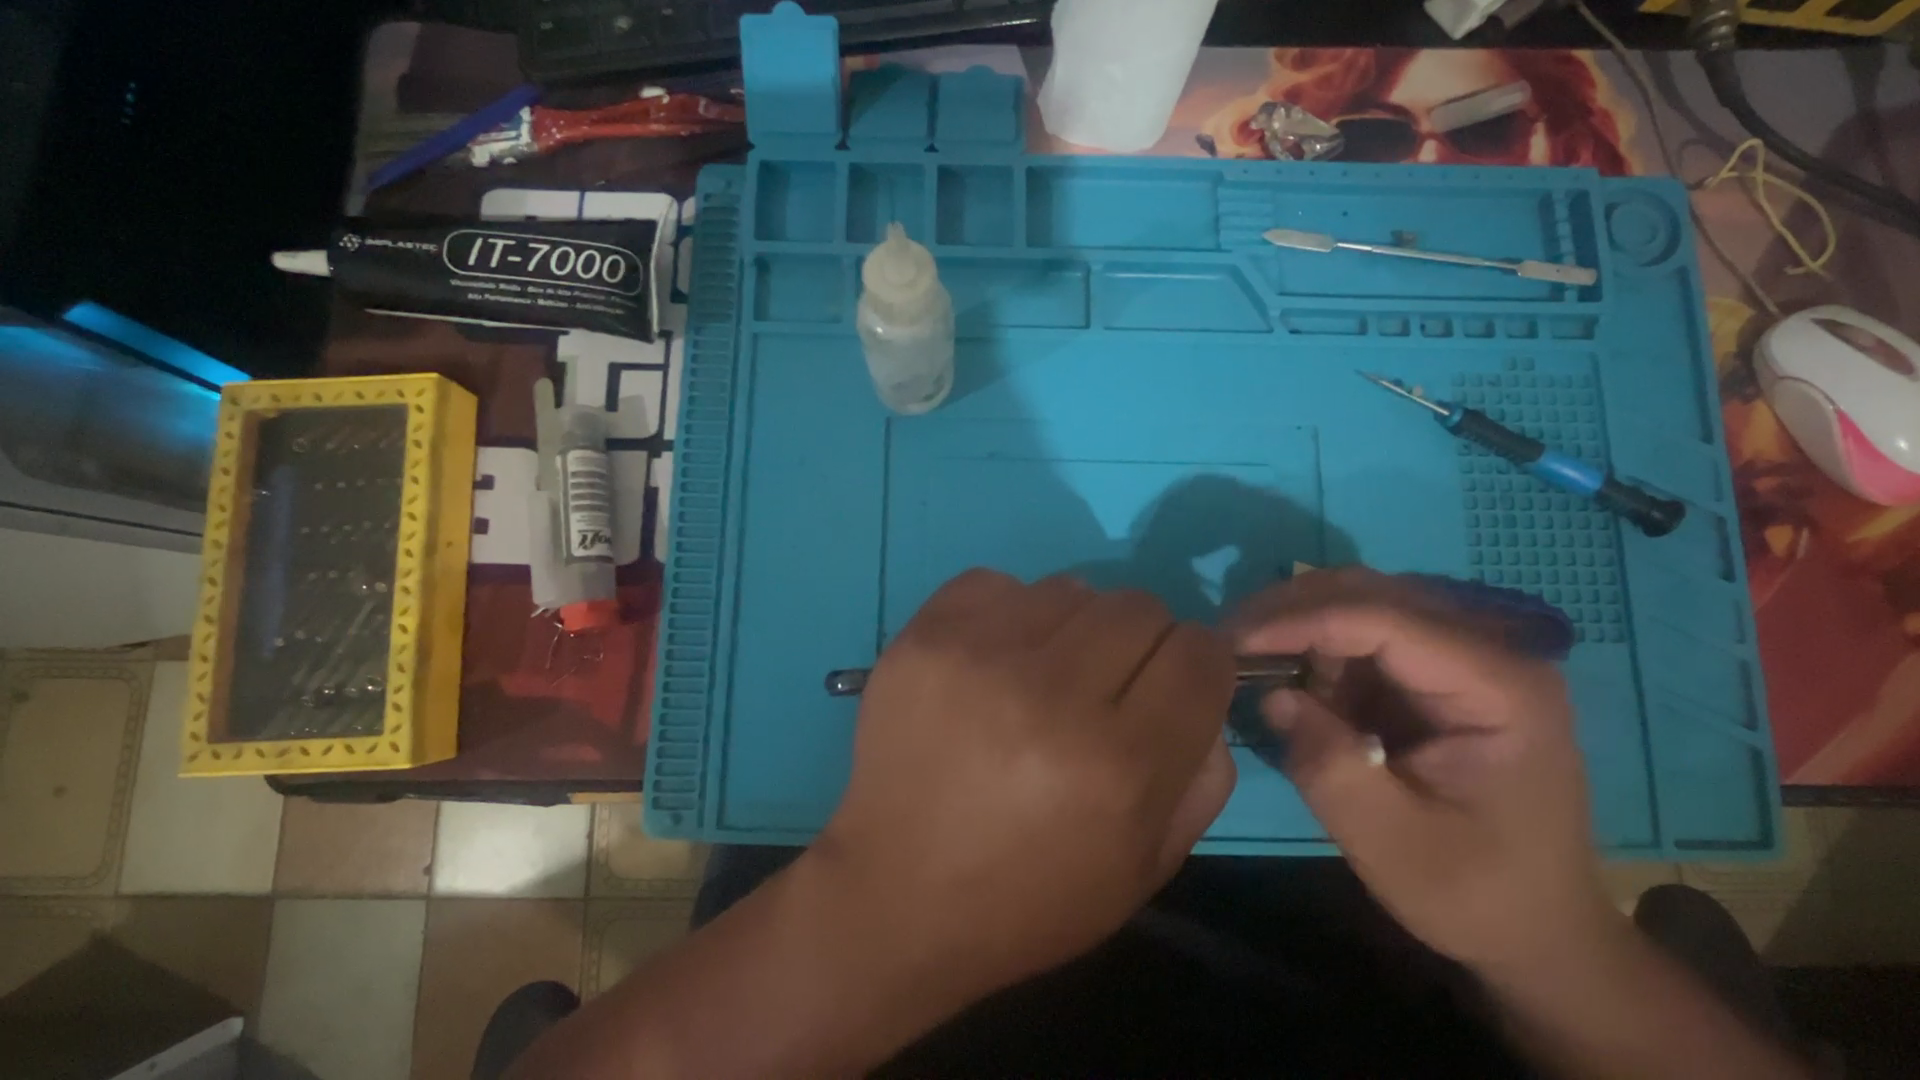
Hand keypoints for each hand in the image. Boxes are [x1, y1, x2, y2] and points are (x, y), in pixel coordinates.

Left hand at [814, 569, 1237, 995]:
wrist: (899, 897)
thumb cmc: (1033, 899)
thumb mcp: (1149, 866)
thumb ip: (1203, 774)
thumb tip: (1201, 692)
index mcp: (1120, 763)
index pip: (1199, 654)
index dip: (1198, 667)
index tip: (1175, 687)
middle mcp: (1052, 694)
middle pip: (1140, 608)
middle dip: (1141, 644)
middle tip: (1105, 688)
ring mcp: (979, 657)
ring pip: (1071, 587)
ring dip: (1073, 628)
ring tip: (1041, 679)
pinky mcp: (924, 638)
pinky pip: (997, 583)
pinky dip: (1008, 614)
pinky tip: (991, 665)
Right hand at [1227, 568, 1615, 977]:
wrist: (1537, 931)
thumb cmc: (1476, 895)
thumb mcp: (1391, 845)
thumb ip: (1330, 767)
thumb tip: (1274, 697)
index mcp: (1500, 687)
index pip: (1387, 620)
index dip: (1302, 620)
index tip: (1231, 641)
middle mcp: (1489, 654)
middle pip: (1376, 595)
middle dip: (1293, 609)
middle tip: (1224, 640)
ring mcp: (1463, 662)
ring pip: (1364, 605)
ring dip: (1300, 624)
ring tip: (1243, 656)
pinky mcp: (1436, 680)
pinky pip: (1364, 639)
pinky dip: (1315, 649)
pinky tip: (1281, 674)